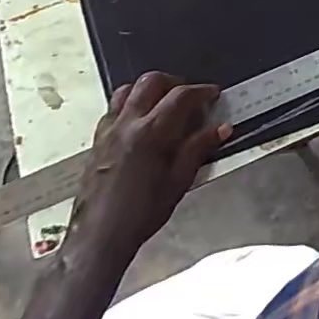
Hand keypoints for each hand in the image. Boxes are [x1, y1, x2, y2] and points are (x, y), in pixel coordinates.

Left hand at [76, 71, 229, 255]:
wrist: (99, 237)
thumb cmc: (141, 213)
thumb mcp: (179, 182)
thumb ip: (199, 148)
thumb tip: (221, 129)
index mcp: (151, 132)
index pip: (181, 96)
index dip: (202, 91)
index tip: (213, 94)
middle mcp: (127, 124)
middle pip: (152, 81)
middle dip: (175, 82)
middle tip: (190, 95)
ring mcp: (109, 130)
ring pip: (128, 89)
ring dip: (150, 89)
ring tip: (164, 103)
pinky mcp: (97, 140)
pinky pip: (113, 109)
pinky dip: (131, 105)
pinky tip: (141, 122)